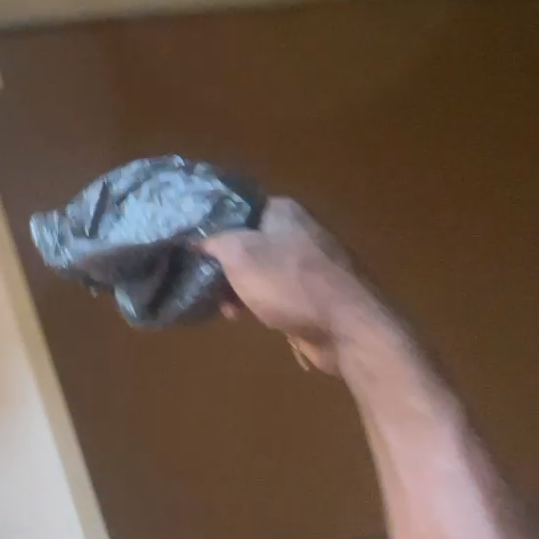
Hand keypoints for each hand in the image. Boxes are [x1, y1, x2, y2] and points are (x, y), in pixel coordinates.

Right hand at [201, 198, 374, 374]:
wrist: (351, 331)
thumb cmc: (289, 283)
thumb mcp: (237, 253)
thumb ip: (210, 241)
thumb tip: (194, 240)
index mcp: (284, 211)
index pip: (234, 207)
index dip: (208, 223)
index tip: (187, 241)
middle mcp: (299, 231)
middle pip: (243, 240)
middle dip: (219, 261)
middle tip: (200, 277)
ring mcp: (310, 264)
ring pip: (256, 268)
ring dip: (234, 286)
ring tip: (221, 304)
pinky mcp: (315, 293)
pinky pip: (274, 290)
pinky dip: (255, 300)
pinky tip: (242, 315)